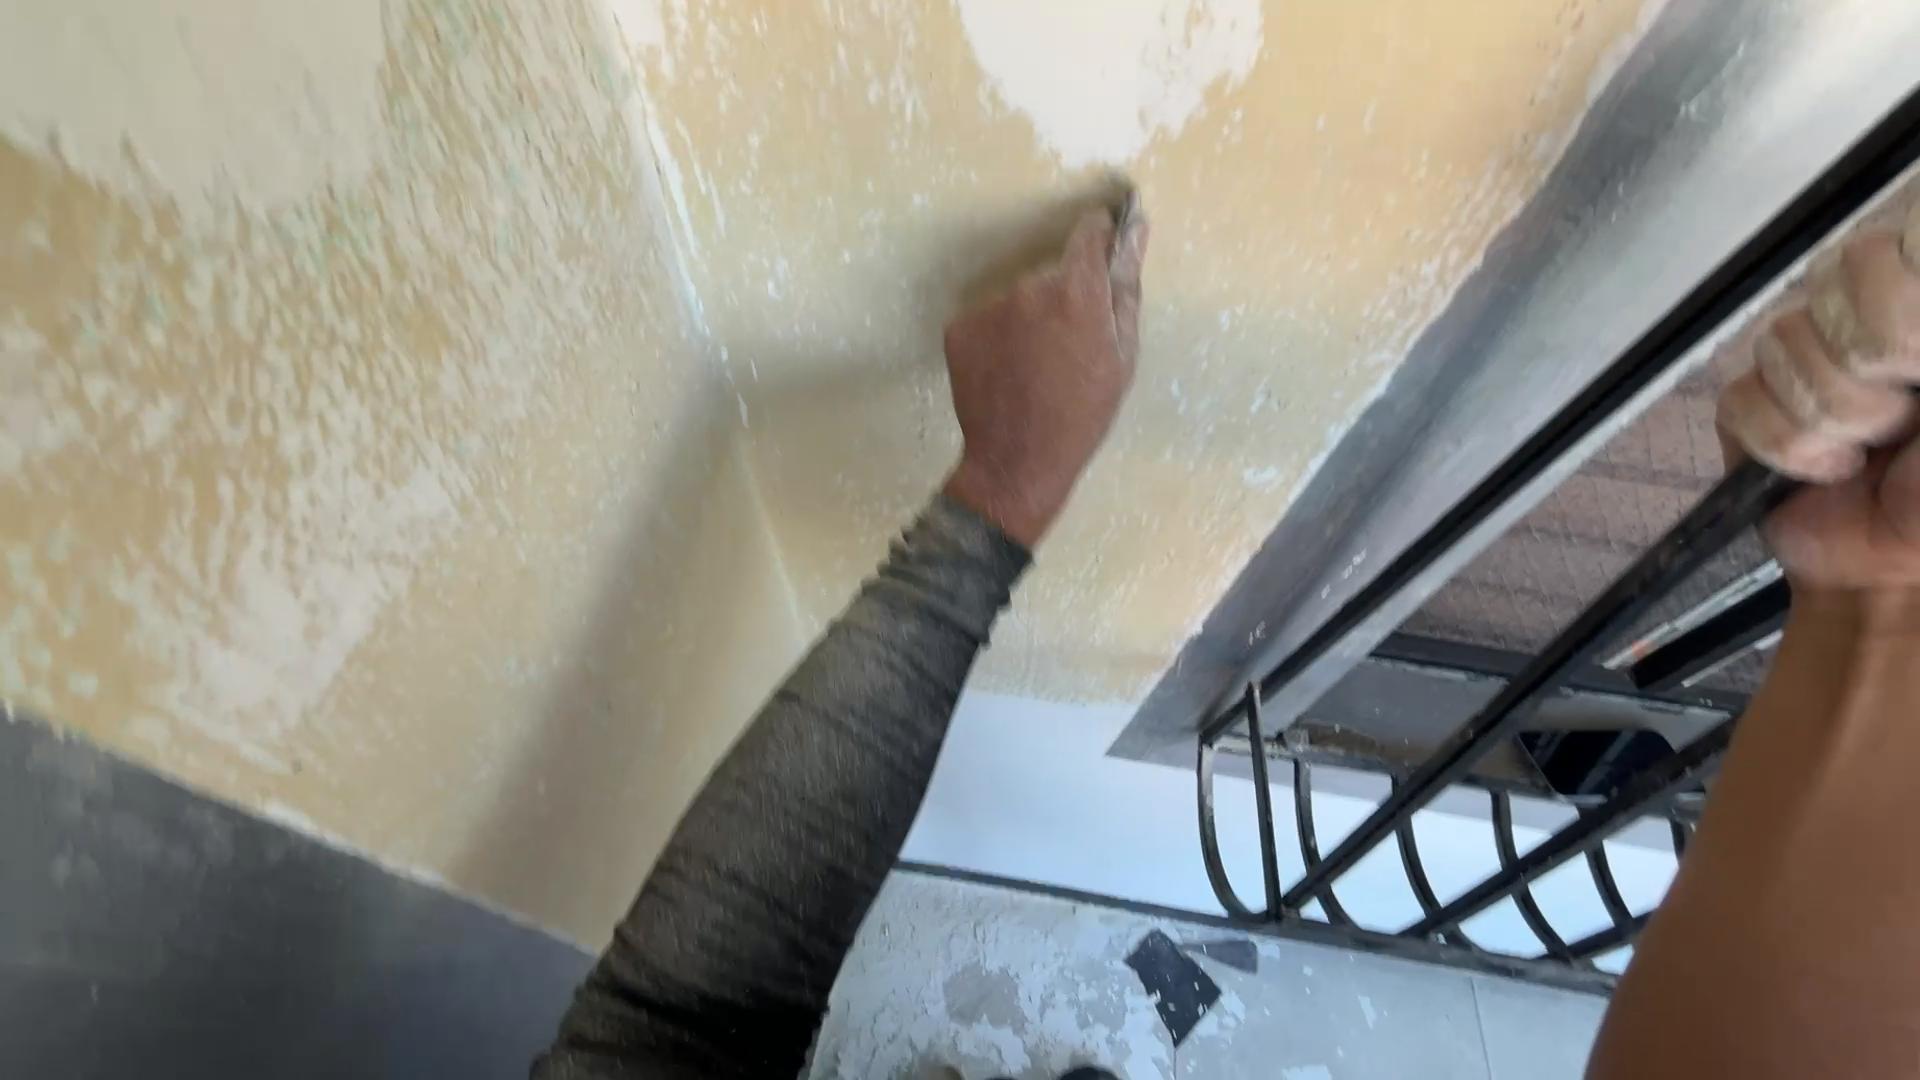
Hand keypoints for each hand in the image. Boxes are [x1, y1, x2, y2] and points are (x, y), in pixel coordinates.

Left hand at [941, 199, 1150, 546]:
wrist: (1018, 461)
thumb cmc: (1083, 416)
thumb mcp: (1122, 356)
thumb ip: (1125, 289)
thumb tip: (1135, 230)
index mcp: (1075, 291)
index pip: (1088, 234)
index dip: (1098, 239)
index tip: (1102, 253)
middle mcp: (1027, 287)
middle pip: (1050, 275)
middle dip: (1062, 298)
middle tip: (1066, 348)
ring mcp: (987, 308)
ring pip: (1016, 300)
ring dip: (1027, 320)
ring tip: (1034, 368)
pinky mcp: (959, 330)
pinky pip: (987, 322)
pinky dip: (996, 340)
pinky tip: (1006, 373)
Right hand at [1717, 206, 1919, 588]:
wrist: (1891, 559)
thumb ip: (1919, 339)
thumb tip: (1888, 336)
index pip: (1900, 232)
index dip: (1902, 297)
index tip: (1919, 357)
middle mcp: (1870, 312)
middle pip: (1841, 272)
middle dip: (1873, 355)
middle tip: (1907, 406)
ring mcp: (1800, 358)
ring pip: (1784, 342)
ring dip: (1831, 411)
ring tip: (1867, 446)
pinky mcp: (1745, 403)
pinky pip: (1741, 400)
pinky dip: (1781, 443)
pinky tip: (1820, 465)